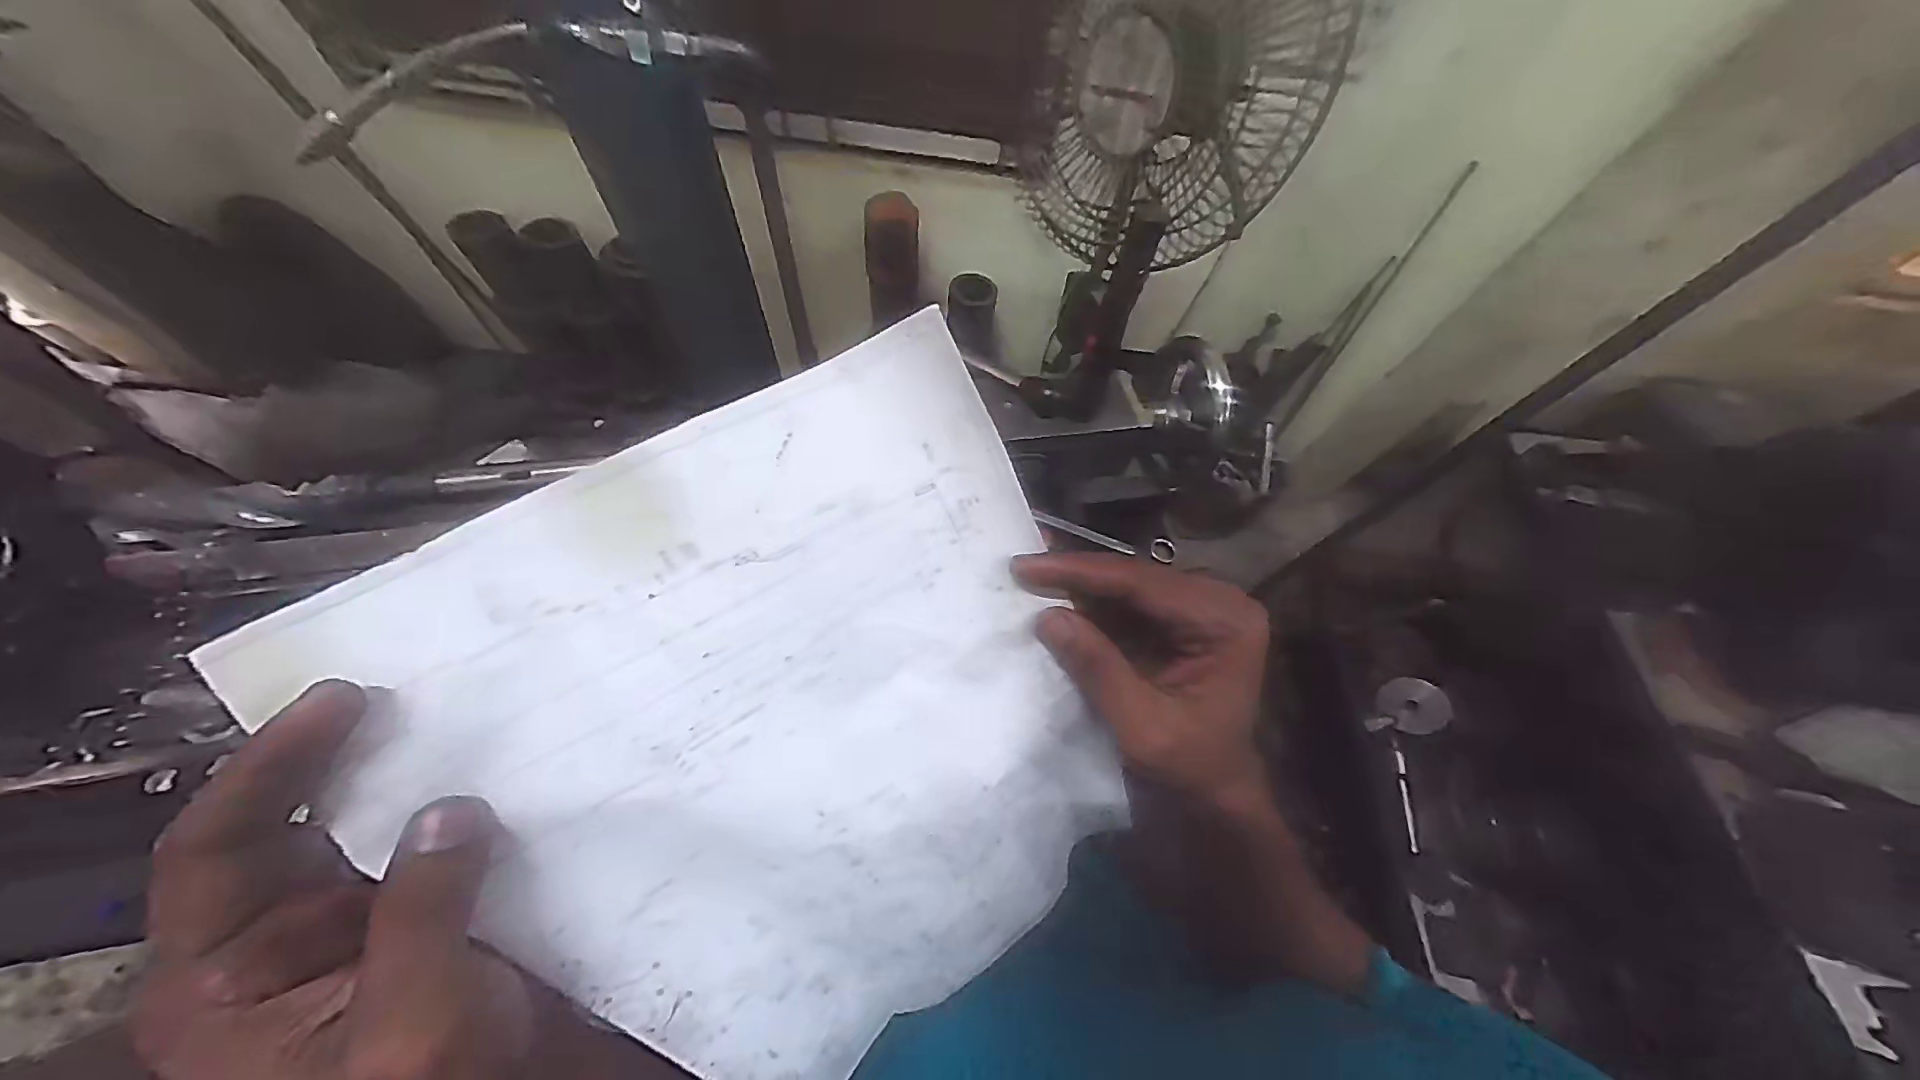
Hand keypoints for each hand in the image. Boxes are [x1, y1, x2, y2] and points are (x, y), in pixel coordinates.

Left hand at [134, 681, 534, 1079]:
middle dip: (337, 756)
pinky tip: (493, 771)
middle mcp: (284, 937)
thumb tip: (449, 808)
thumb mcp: (408, 1020)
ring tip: (446, 718)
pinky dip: (460, 803)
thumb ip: (420, 914)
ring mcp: (363, 919)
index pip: (216, 851)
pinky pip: (437, 842)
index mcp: (229, 979)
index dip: (268, 768)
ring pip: (369, 827)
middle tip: (394, 694)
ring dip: (405, 774)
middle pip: (292, 823)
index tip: (337, 702)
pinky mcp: (430, 909)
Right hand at [1012, 553, 1271, 808]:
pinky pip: (1129, 600)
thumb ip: (1098, 669)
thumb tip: (1048, 617)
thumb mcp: (1141, 727)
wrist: (1216, 790)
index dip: (1081, 573)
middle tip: (1022, 565)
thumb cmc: (1189, 766)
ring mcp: (1202, 607)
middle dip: (1076, 572)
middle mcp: (1220, 601)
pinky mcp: (1181, 619)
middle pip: (1135, 576)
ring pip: (1128, 583)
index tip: (1027, 566)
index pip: (1143, 584)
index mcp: (1226, 621)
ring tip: (1032, 573)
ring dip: (1080, 584)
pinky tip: (1058, 593)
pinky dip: (1091, 601)